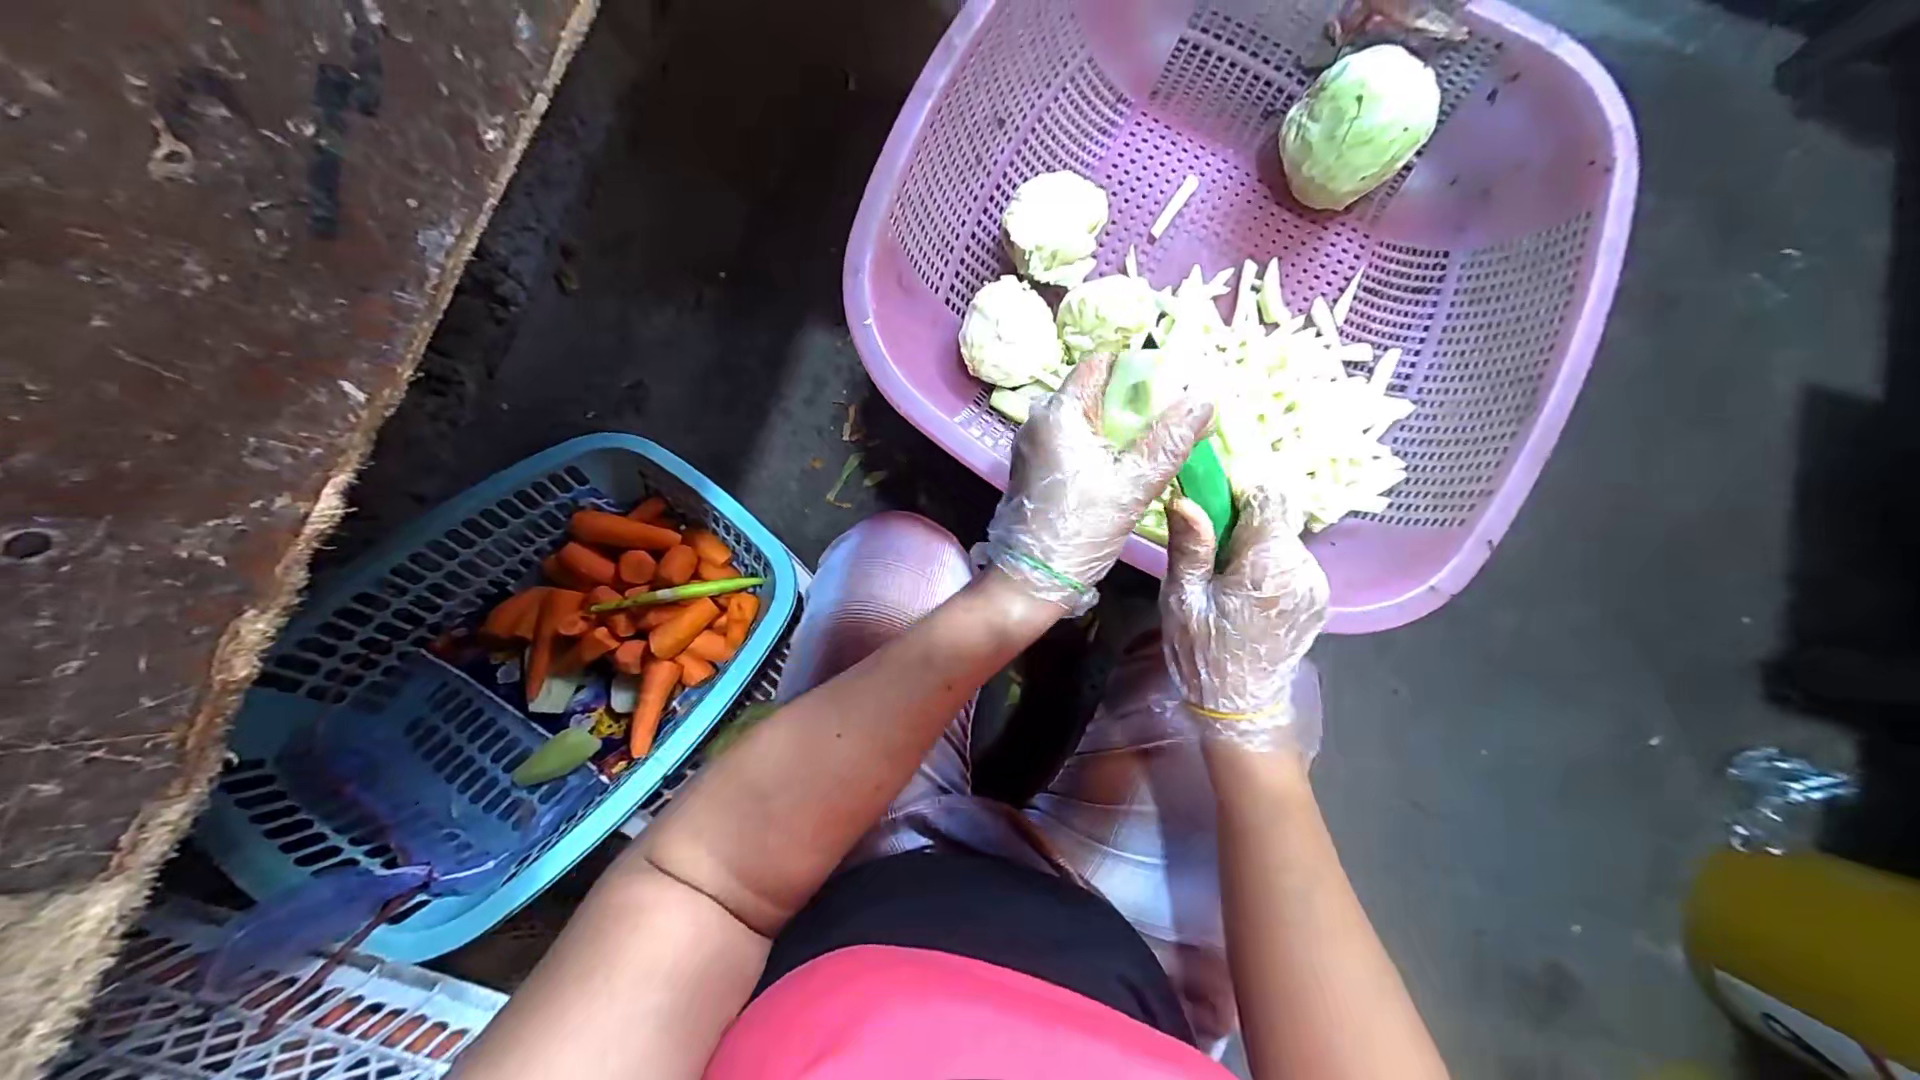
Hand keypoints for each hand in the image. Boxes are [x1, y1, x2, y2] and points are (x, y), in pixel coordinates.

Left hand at [983, 353, 1211, 613]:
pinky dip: (1098, 447)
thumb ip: (1169, 440)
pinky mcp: (1032, 471)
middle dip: (1131, 400)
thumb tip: (1204, 397)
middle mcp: (1037, 421)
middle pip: (1092, 393)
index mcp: (1058, 413)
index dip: (1136, 366)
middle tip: (1171, 414)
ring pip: (1083, 421)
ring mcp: (1031, 447)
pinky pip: (1071, 444)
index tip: (1170, 381)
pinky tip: (1123, 465)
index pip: (1099, 364)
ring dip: (1117, 426)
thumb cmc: (1079, 529)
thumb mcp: (1133, 485)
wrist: (1029, 580)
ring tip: (1154, 440)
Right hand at [1161, 489, 1329, 754]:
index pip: (1268, 495)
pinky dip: (1266, 560)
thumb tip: (1185, 498)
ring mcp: (1316, 583)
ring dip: (1253, 540)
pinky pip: (1290, 559)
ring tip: (1223, 574)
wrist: (1241, 709)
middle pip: (1277, 515)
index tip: (1208, 502)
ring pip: (1283, 536)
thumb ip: (1191, 546)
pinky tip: (1244, 589)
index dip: (1238, 489)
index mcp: (1268, 565)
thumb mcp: (1183, 600)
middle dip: (1242, 518)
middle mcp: (1303, 567)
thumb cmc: (1203, 654)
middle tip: (1207, 545)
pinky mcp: (1317, 596)